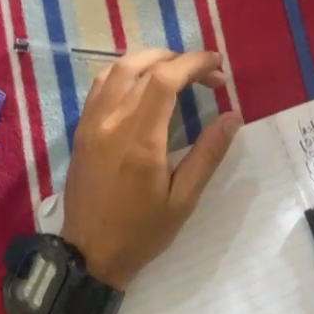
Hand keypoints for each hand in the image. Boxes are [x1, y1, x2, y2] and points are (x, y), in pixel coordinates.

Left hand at [60, 49, 241, 288]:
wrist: (89, 254)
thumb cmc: (141, 231)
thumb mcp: (183, 199)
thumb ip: (208, 154)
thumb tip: (233, 116)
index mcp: (139, 139)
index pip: (165, 79)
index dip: (194, 63)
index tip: (218, 66)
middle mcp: (111, 122)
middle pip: (140, 66)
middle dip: (176, 59)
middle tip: (204, 73)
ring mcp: (91, 123)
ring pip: (116, 69)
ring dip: (148, 60)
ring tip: (175, 71)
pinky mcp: (81, 129)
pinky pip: (100, 85)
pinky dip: (124, 73)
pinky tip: (142, 85)